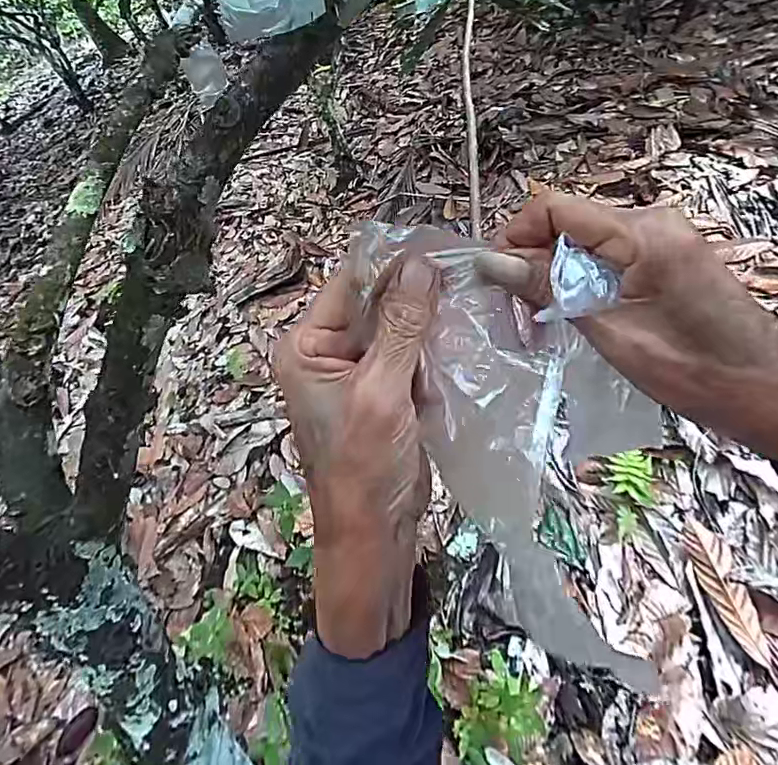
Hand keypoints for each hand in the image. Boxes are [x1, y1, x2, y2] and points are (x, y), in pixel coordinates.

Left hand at [273, 255, 437, 657]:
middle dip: (417, 291)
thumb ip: (400, 326)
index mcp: (307, 345)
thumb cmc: (364, 465)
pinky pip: (412, 351)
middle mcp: (329, 350)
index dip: (391, 262)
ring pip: (400, 325)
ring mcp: (360, 368)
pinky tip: (464, 331)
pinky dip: (435, 345)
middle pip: (377, 301)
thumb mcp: (380, 391)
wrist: (376, 533)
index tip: (436, 244)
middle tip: (463, 268)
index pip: (350, 284)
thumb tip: (420, 264)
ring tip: (470, 294)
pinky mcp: (387, 387)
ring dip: (430, 318)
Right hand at [476, 193, 777, 473]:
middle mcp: (654, 223)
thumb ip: (551, 289)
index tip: (497, 277)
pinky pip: (609, 258)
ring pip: (585, 243)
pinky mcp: (669, 259)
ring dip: (555, 276)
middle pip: (569, 224)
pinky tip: (573, 315)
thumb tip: (494, 262)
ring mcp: (665, 239)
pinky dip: (583, 283)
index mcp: (644, 234)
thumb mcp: (614, 333)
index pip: (556, 208)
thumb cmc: (700, 375)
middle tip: (515, 311)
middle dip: (533, 261)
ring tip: (539, 321)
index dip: (516, 235)